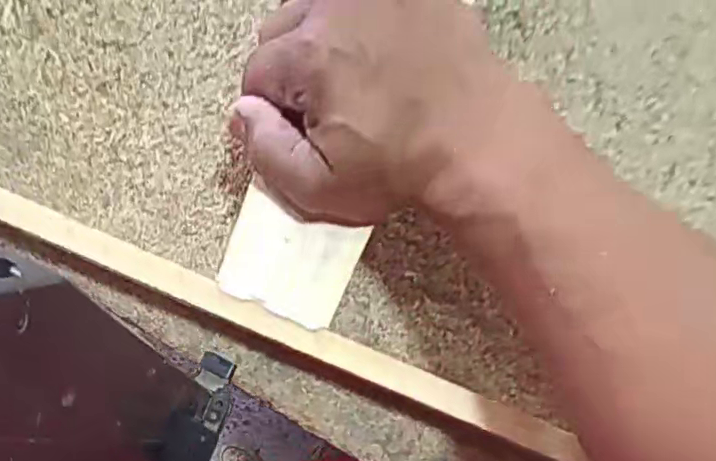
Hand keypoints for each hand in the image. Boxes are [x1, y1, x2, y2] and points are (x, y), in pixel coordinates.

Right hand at [230, 0, 528, 224]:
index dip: (268, 113)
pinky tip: (378, 59)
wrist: (474, 141)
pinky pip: (364, 1)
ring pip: (316, 7)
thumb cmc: (397, 169)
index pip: (255, 75)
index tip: (294, 135)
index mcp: (307, 55)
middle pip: (280, 32)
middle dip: (289, 72)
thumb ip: (266, 152)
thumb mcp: (319, 187)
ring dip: (319, 42)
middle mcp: (336, 7)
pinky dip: (359, 24)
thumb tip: (241, 116)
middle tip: (321, 111)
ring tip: (350, 83)